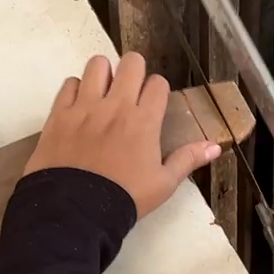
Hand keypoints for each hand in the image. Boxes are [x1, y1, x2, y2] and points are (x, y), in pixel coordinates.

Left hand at [24, 53, 220, 217]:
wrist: (76, 210)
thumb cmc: (124, 198)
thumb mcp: (163, 184)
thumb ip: (187, 160)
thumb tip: (214, 146)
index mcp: (144, 120)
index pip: (157, 84)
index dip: (157, 90)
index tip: (153, 103)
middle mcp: (116, 106)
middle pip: (131, 63)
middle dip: (134, 70)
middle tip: (130, 88)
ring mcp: (85, 107)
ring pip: (97, 65)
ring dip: (103, 73)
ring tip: (103, 90)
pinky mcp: (59, 114)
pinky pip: (68, 83)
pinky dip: (75, 89)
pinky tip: (79, 104)